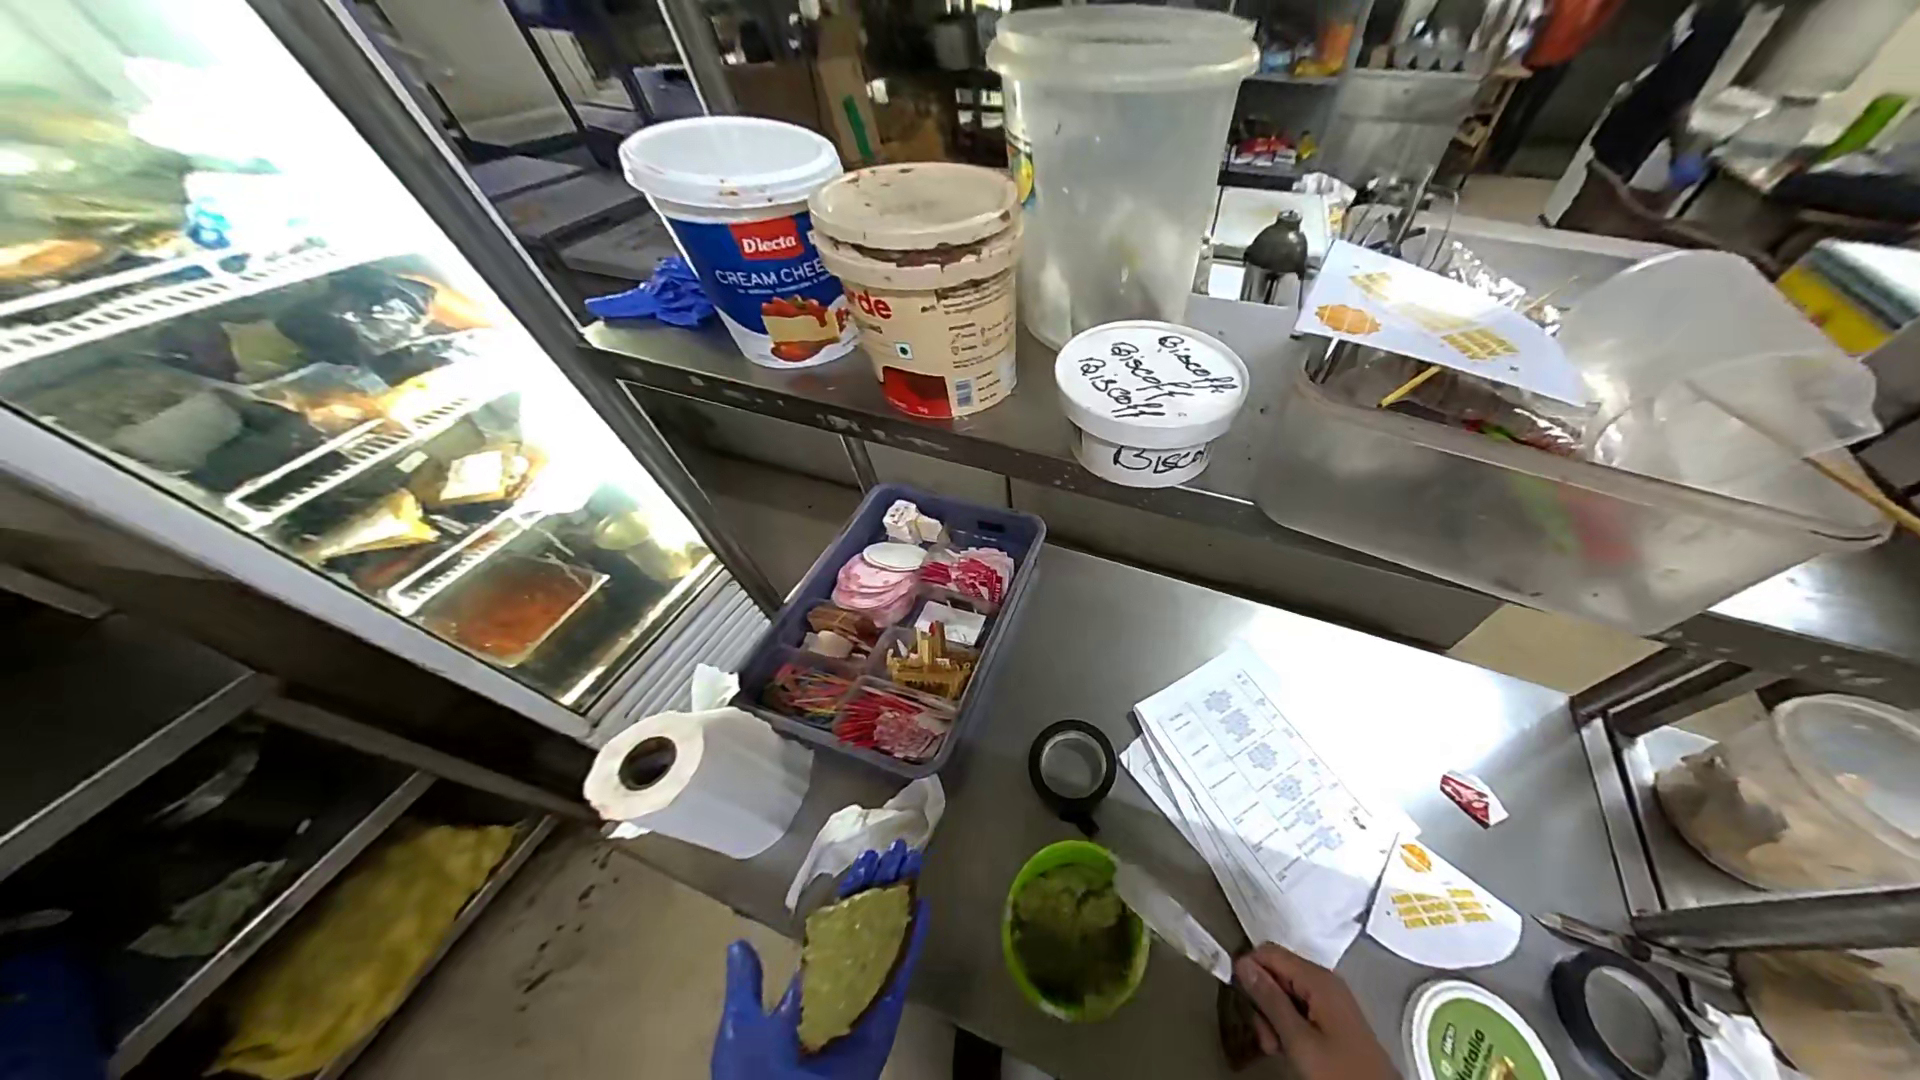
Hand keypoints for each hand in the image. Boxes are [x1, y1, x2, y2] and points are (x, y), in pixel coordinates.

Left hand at [712, 841, 928, 1079]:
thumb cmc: (754, 1077)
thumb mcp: (741, 1025)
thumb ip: (746, 984)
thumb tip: (739, 943)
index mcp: (812, 978)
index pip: (836, 921)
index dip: (852, 888)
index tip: (866, 858)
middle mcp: (842, 980)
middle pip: (867, 921)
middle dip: (882, 885)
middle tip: (900, 849)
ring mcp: (865, 996)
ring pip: (887, 937)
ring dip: (900, 900)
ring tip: (913, 864)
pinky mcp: (882, 1017)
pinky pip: (900, 974)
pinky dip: (912, 942)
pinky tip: (923, 909)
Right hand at [1234, 943, 1399, 1079]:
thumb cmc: (1339, 1073)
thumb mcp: (1299, 1040)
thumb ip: (1269, 999)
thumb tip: (1242, 963)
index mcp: (1318, 979)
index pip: (1269, 952)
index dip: (1250, 969)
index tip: (1241, 999)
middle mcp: (1325, 981)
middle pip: (1277, 972)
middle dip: (1263, 1000)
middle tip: (1264, 1036)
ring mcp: (1332, 1000)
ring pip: (1286, 991)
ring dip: (1273, 1016)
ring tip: (1276, 1047)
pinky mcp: (1335, 1019)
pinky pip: (1300, 1007)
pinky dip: (1289, 1024)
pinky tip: (1289, 1047)